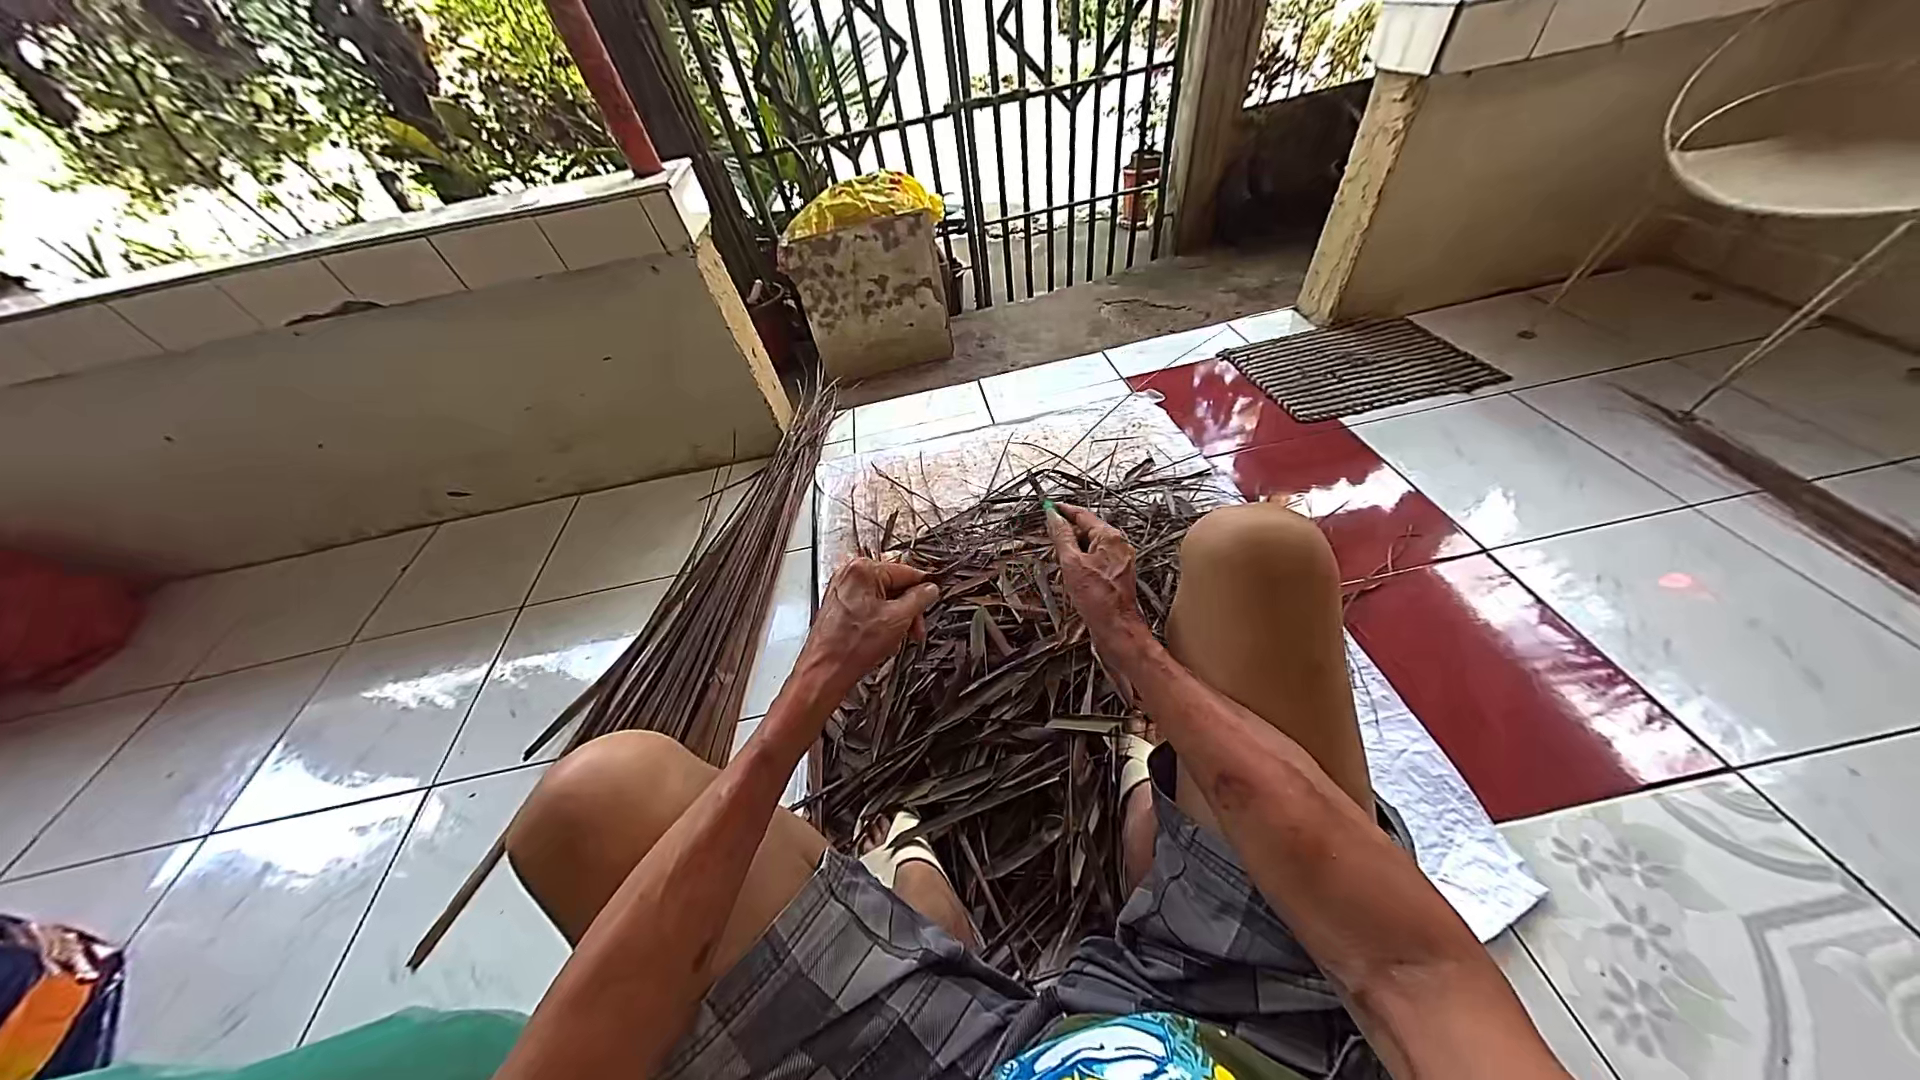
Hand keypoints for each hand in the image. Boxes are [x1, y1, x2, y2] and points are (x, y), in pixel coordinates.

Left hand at [795, 558, 940, 699]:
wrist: (825, 671)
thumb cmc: (850, 647)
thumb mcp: (898, 619)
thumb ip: (920, 599)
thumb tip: (930, 589)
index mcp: (863, 570)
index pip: (906, 571)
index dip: (923, 589)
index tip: (932, 599)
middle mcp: (849, 575)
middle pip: (894, 585)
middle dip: (909, 608)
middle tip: (916, 627)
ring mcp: (842, 591)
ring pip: (882, 598)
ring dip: (897, 617)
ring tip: (899, 636)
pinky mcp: (840, 608)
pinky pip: (869, 608)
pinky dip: (881, 621)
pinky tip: (884, 639)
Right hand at [1044, 503, 1146, 647]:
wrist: (1116, 627)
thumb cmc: (1099, 599)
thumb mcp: (1071, 563)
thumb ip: (1062, 536)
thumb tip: (1053, 518)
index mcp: (1110, 537)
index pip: (1083, 515)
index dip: (1064, 511)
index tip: (1050, 507)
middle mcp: (1119, 546)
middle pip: (1088, 529)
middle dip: (1068, 533)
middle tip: (1050, 536)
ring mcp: (1119, 560)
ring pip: (1091, 546)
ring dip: (1074, 549)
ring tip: (1060, 560)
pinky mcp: (1116, 574)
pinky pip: (1096, 560)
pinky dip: (1082, 561)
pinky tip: (1072, 573)